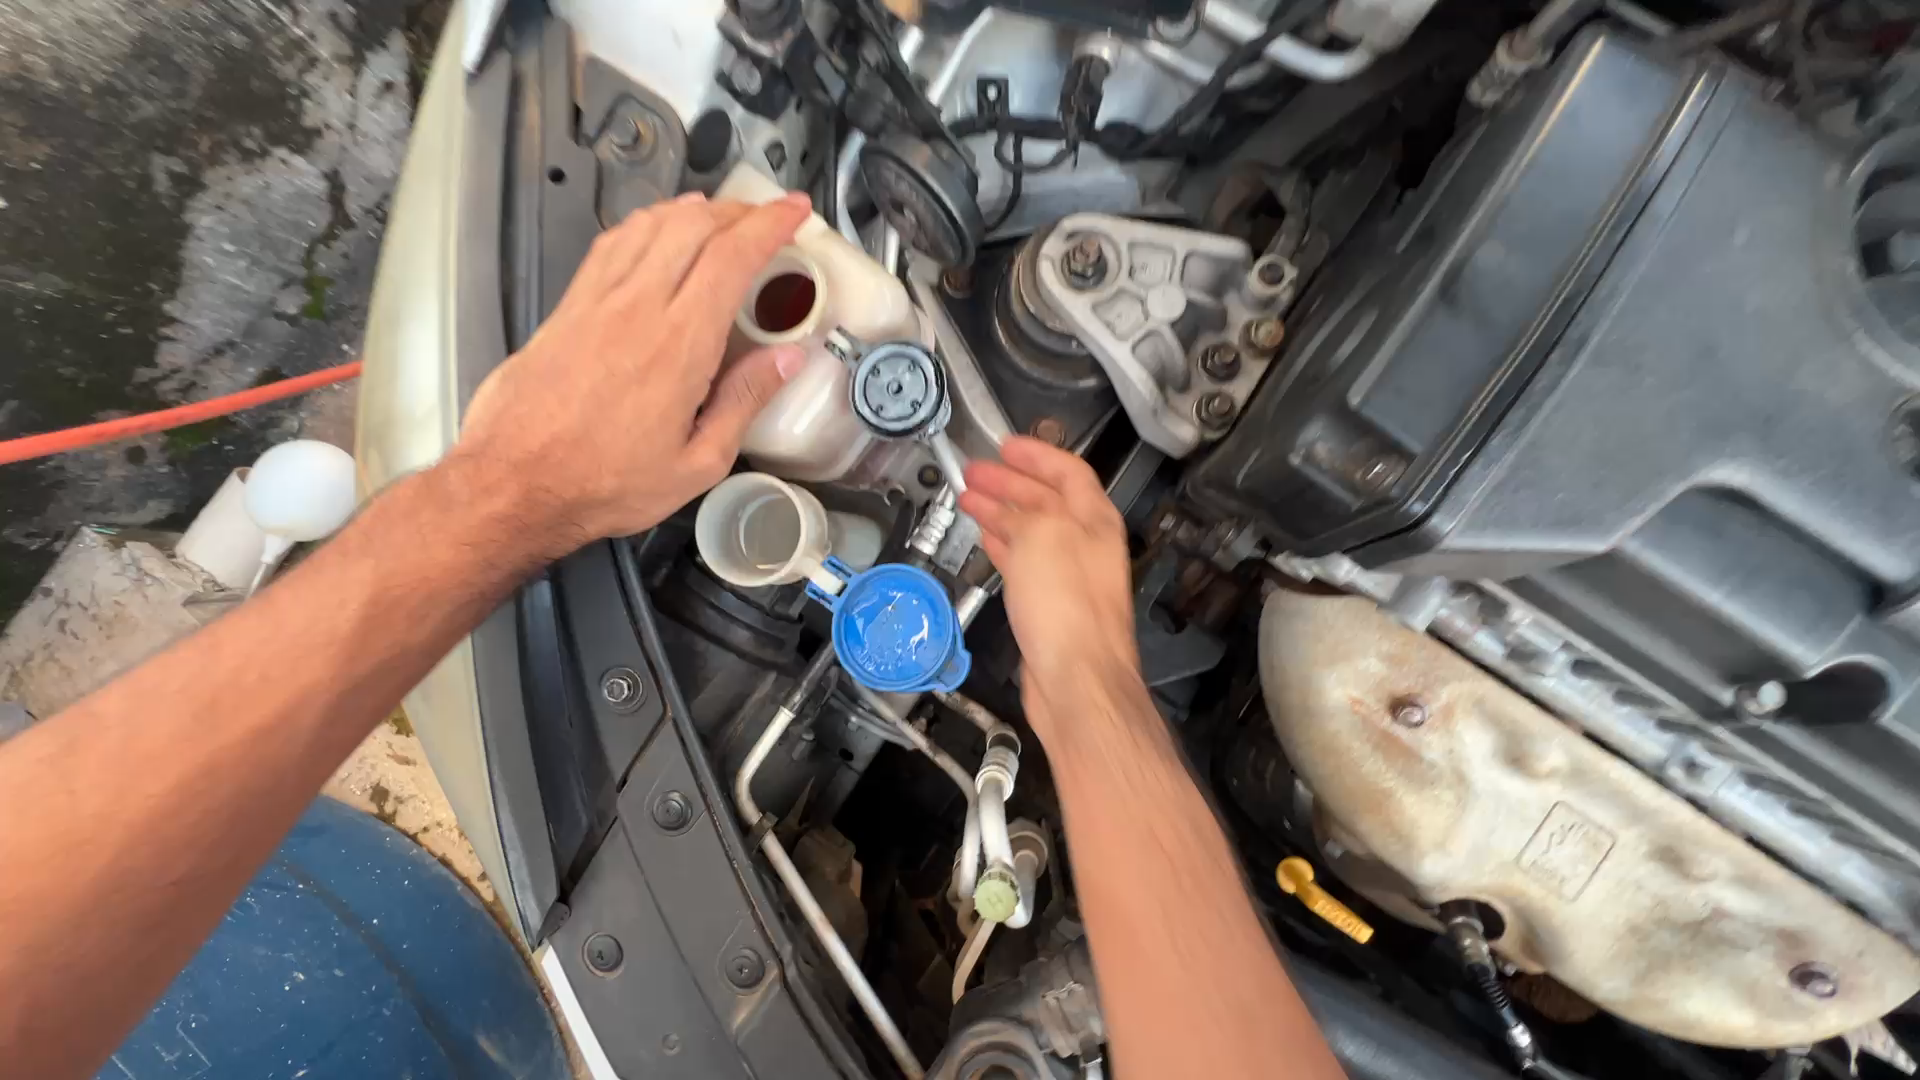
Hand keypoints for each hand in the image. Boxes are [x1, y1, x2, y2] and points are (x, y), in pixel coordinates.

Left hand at [450, 192, 811, 554]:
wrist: (515, 483)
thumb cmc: (605, 481)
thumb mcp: (699, 462)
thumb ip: (745, 401)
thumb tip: (787, 361)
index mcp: (679, 346)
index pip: (731, 257)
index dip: (769, 225)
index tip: (793, 213)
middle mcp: (637, 309)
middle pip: (693, 225)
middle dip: (739, 211)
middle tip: (766, 218)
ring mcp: (597, 302)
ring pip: (651, 224)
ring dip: (694, 210)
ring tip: (721, 217)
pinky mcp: (569, 308)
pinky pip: (612, 244)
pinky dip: (647, 224)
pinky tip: (659, 231)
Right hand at [961, 437, 1138, 701]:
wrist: (1076, 680)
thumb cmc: (1065, 605)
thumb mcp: (1041, 537)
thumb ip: (1025, 512)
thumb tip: (1006, 509)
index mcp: (1094, 520)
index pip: (1068, 471)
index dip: (1036, 455)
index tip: (1004, 445)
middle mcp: (1085, 544)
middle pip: (1046, 500)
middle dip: (1009, 483)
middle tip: (974, 472)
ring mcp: (1069, 576)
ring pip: (1031, 532)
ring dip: (1001, 512)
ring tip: (968, 499)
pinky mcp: (1050, 605)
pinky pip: (1024, 563)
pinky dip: (1003, 546)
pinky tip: (986, 539)